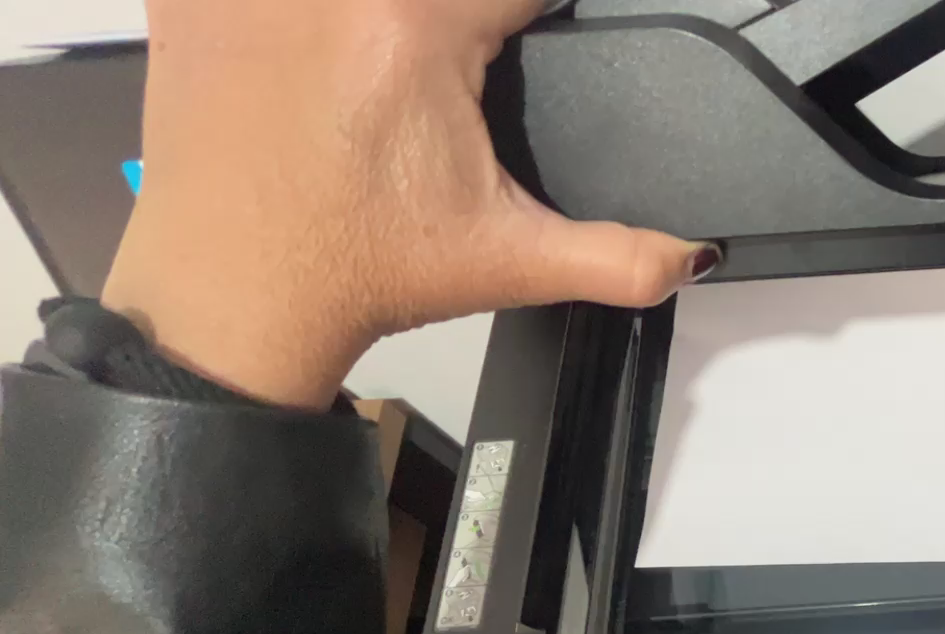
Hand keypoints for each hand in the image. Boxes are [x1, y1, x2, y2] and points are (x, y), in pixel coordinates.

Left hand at [102, 0, 719, 408]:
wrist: (242, 285)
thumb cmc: (366, 266)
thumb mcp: (519, 265)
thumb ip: (623, 260)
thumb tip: (693, 254)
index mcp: (409, 30)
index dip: (552, 6)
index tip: (550, 30)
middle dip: (482, 18)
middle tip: (488, 58)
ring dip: (420, 14)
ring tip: (431, 59)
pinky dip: (348, 12)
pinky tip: (354, 45)